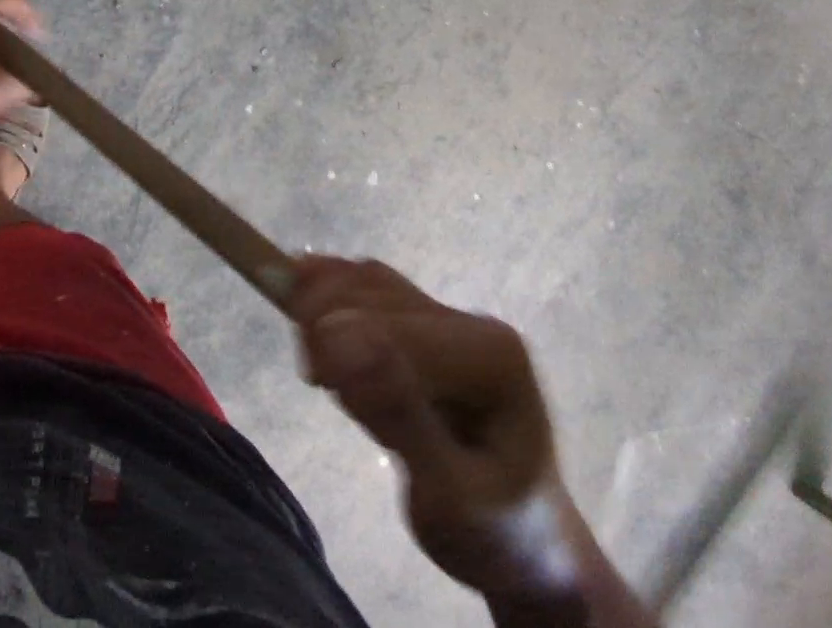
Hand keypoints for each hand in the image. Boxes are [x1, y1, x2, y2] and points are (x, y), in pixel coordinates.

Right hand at [288, 257, 570, 599]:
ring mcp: (454, 324)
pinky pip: (369, 294)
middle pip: (372, 293)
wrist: (524, 546)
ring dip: (326, 316)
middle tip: (319, 384)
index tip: (313, 383)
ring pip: (364, 286)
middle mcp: (476, 325)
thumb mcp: (446, 494)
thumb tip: (339, 336)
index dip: (339, 343)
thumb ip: (400, 413)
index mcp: (492, 357)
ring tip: (327, 377)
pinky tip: (307, 311)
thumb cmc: (490, 531)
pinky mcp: (431, 331)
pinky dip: (331, 300)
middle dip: (329, 330)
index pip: (390, 325)